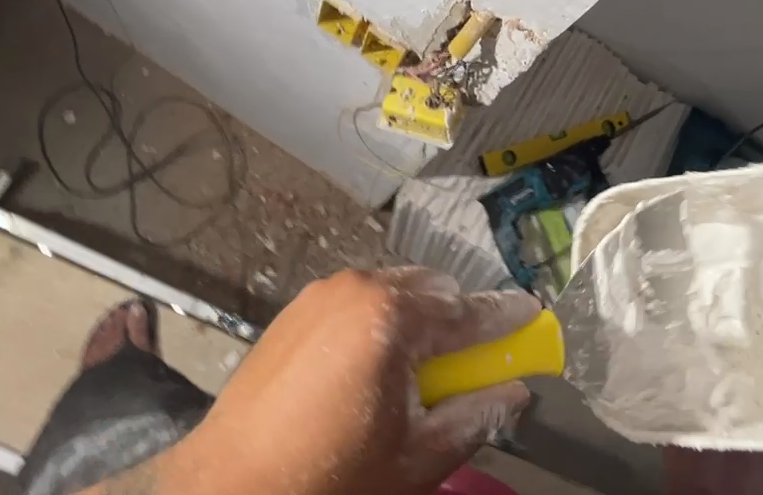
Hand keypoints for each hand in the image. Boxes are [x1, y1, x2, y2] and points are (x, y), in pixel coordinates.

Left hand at [166, 267, 541, 494]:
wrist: (227, 488)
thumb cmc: (332, 479)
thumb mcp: (416, 459)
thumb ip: (475, 416)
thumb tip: (517, 393)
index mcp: (391, 318)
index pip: (468, 312)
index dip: (506, 316)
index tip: (535, 312)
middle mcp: (360, 287)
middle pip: (432, 289)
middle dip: (457, 319)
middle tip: (466, 362)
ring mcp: (324, 291)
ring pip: (395, 288)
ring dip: (418, 316)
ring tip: (415, 368)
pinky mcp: (298, 306)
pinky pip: (360, 298)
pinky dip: (381, 318)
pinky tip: (371, 363)